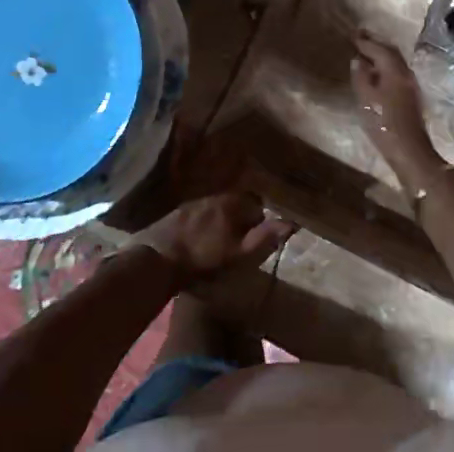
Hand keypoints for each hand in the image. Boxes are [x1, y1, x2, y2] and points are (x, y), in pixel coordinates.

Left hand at [129, 192, 293, 283]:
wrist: (162, 257)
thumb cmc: (205, 258)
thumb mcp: (239, 253)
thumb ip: (264, 236)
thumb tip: (291, 222)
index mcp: (232, 203)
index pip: (257, 207)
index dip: (260, 224)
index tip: (255, 240)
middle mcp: (216, 196)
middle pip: (238, 204)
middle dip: (242, 219)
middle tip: (240, 242)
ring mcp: (196, 201)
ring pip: (219, 207)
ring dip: (224, 219)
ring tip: (221, 241)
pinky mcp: (181, 210)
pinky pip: (202, 211)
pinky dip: (207, 221)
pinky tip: (202, 238)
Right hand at [351, 30, 446, 190]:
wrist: (409, 151)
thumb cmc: (384, 123)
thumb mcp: (365, 98)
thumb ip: (361, 76)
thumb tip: (358, 60)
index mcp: (395, 72)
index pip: (380, 50)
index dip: (366, 42)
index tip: (353, 35)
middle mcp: (406, 74)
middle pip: (392, 53)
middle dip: (376, 44)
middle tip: (360, 38)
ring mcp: (411, 86)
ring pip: (396, 63)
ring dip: (382, 55)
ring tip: (366, 53)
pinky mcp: (411, 97)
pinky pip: (397, 72)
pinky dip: (386, 67)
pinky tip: (377, 72)